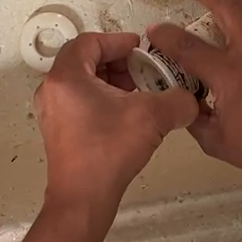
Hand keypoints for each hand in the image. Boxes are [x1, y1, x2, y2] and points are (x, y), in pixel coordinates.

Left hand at [33, 32, 199, 218]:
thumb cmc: (106, 154)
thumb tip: (188, 100)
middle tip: (142, 70)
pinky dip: (103, 98)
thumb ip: (177, 100)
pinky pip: (80, 101)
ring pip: (83, 81)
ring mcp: (52, 112)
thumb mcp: (152, 116)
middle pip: (85, 59)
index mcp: (66, 77)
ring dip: (111, 81)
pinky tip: (127, 114)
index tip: (139, 49)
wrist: (84, 200)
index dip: (118, 41)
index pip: (90, 42)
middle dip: (117, 62)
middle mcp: (53, 91)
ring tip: (138, 92)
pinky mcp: (59, 131)